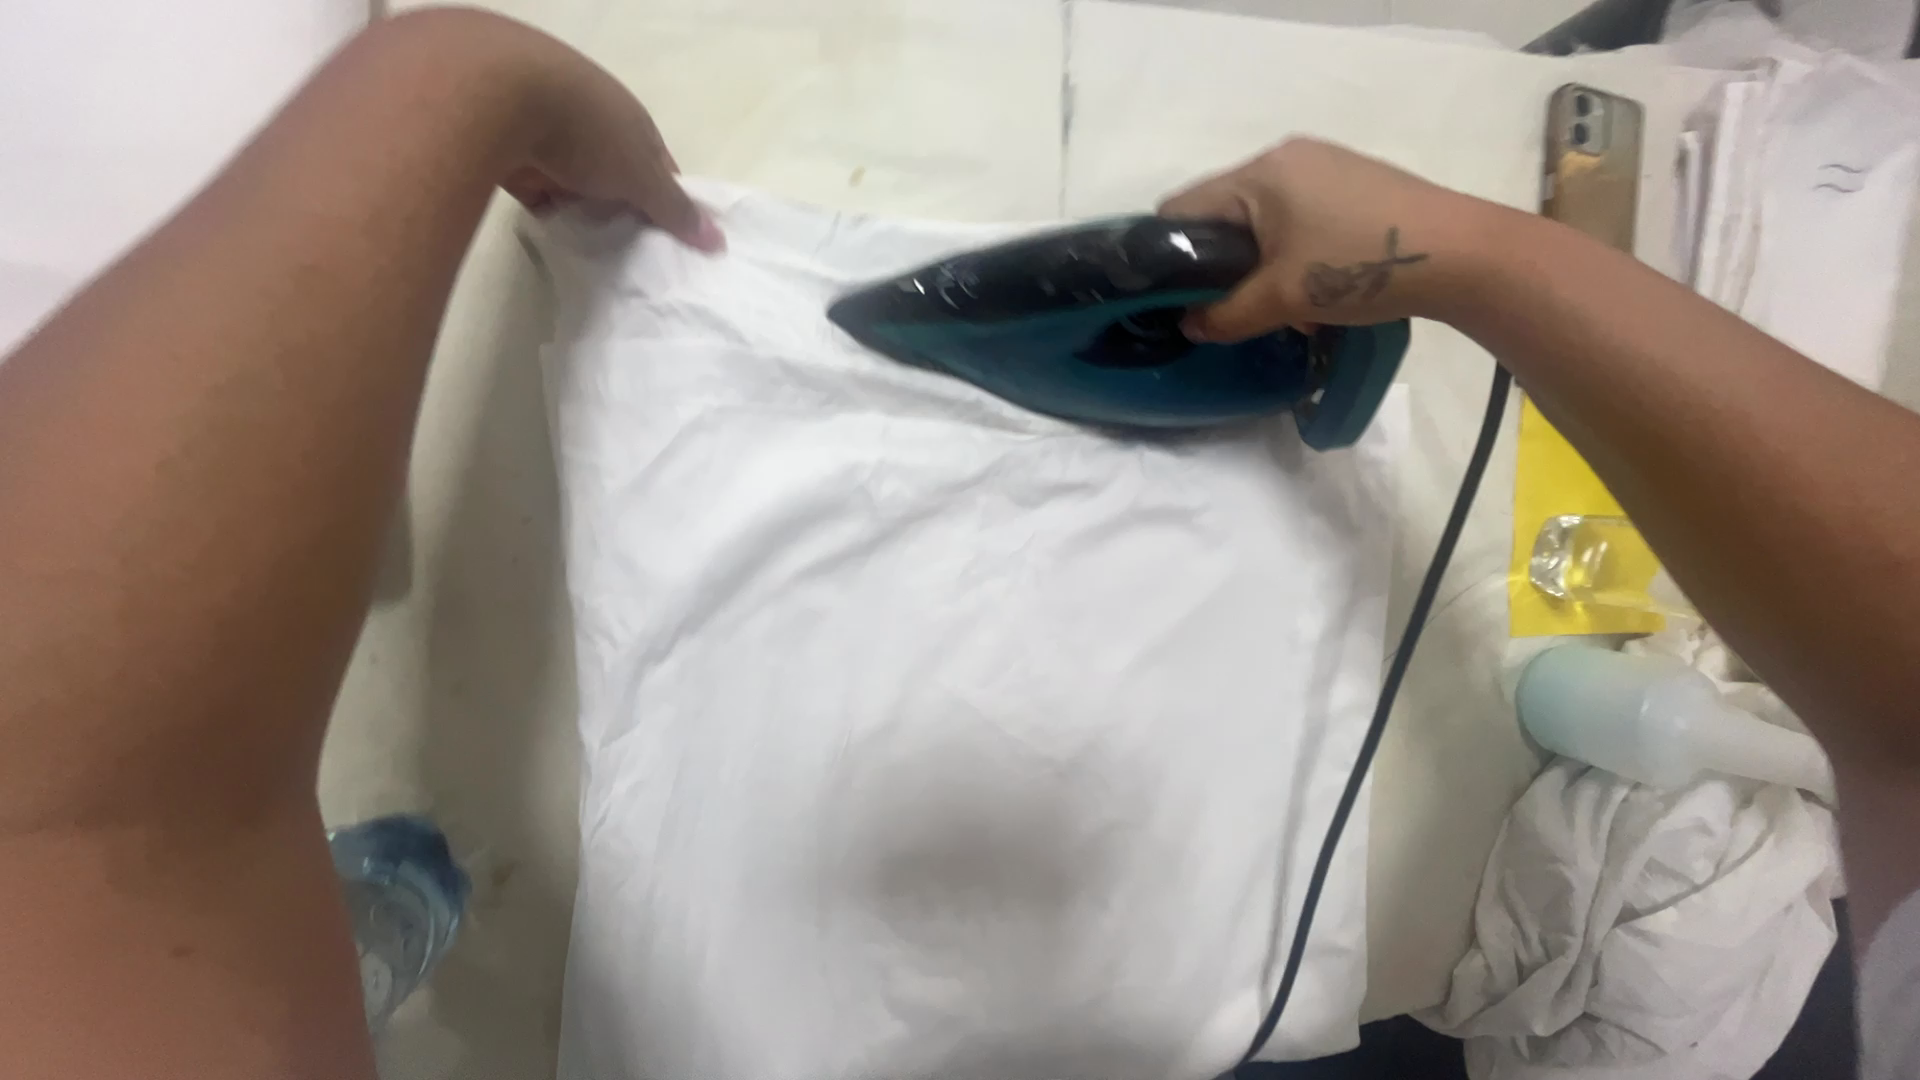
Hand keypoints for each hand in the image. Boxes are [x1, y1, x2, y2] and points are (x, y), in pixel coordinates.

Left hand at [389, 8, 723, 251]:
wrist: (489, 91)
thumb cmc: (585, 129)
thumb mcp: (643, 176)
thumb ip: (676, 210)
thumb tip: (719, 241)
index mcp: (631, 118)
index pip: (661, 166)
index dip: (670, 202)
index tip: (675, 240)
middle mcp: (593, 119)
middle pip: (620, 175)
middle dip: (629, 210)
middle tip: (641, 256)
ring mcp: (549, 131)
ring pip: (579, 184)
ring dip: (589, 212)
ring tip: (603, 254)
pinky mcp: (510, 148)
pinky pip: (541, 192)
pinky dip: (553, 214)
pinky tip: (562, 241)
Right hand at [1159, 138, 1483, 341]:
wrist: (1463, 256)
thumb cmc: (1359, 268)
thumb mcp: (1281, 299)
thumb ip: (1224, 316)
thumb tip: (1189, 326)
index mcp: (1260, 173)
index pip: (1181, 209)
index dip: (1165, 255)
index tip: (1170, 297)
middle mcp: (1285, 158)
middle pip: (1218, 212)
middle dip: (1211, 262)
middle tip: (1220, 305)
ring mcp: (1320, 167)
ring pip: (1254, 218)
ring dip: (1249, 261)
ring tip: (1267, 301)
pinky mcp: (1347, 184)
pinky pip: (1289, 216)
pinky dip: (1281, 250)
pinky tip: (1302, 283)